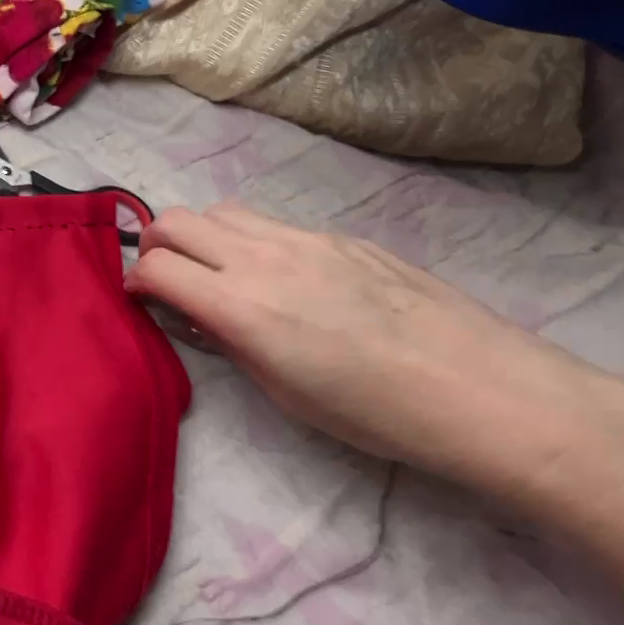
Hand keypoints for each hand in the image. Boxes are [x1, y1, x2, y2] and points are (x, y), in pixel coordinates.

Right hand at [127, 202, 623, 498]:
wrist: (488, 392)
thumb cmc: (378, 414)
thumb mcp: (283, 394)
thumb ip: (229, 343)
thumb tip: (199, 317)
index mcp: (241, 307)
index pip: (155, 267)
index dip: (136, 281)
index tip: (142, 299)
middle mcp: (261, 259)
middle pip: (174, 220)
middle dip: (156, 245)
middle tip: (169, 276)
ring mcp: (304, 240)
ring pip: (220, 210)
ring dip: (201, 234)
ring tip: (219, 268)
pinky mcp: (341, 237)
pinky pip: (270, 223)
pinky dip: (250, 239)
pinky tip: (284, 277)